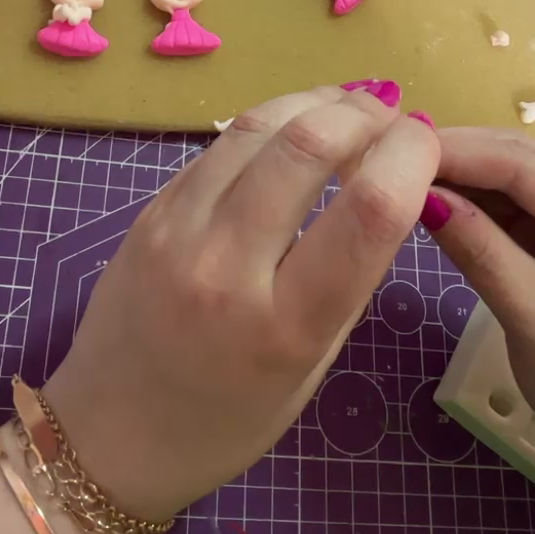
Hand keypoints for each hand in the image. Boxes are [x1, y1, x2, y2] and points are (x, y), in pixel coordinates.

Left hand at [41, 86, 438, 518]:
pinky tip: (291, 126)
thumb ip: (349, 276)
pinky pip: (218, 147)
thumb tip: (385, 184)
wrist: (109, 431)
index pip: (369, 210)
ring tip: (346, 106)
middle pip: (307, 146)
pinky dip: (267, 123)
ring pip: (256, 127)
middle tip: (389, 115)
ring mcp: (177, 230)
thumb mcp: (311, 365)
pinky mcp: (149, 210)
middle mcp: (225, 266)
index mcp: (285, 327)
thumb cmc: (227, 419)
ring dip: (314, 103)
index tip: (425, 141)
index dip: (410, 154)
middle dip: (362, 114)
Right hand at [425, 128, 534, 521]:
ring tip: (401, 173)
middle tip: (387, 155)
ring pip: (515, 181)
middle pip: (523, 162)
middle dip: (457, 156)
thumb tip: (421, 194)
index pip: (529, 166)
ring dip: (461, 177)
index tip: (395, 147)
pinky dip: (473, 204)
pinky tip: (434, 199)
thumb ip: (480, 250)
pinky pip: (515, 209)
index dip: (461, 152)